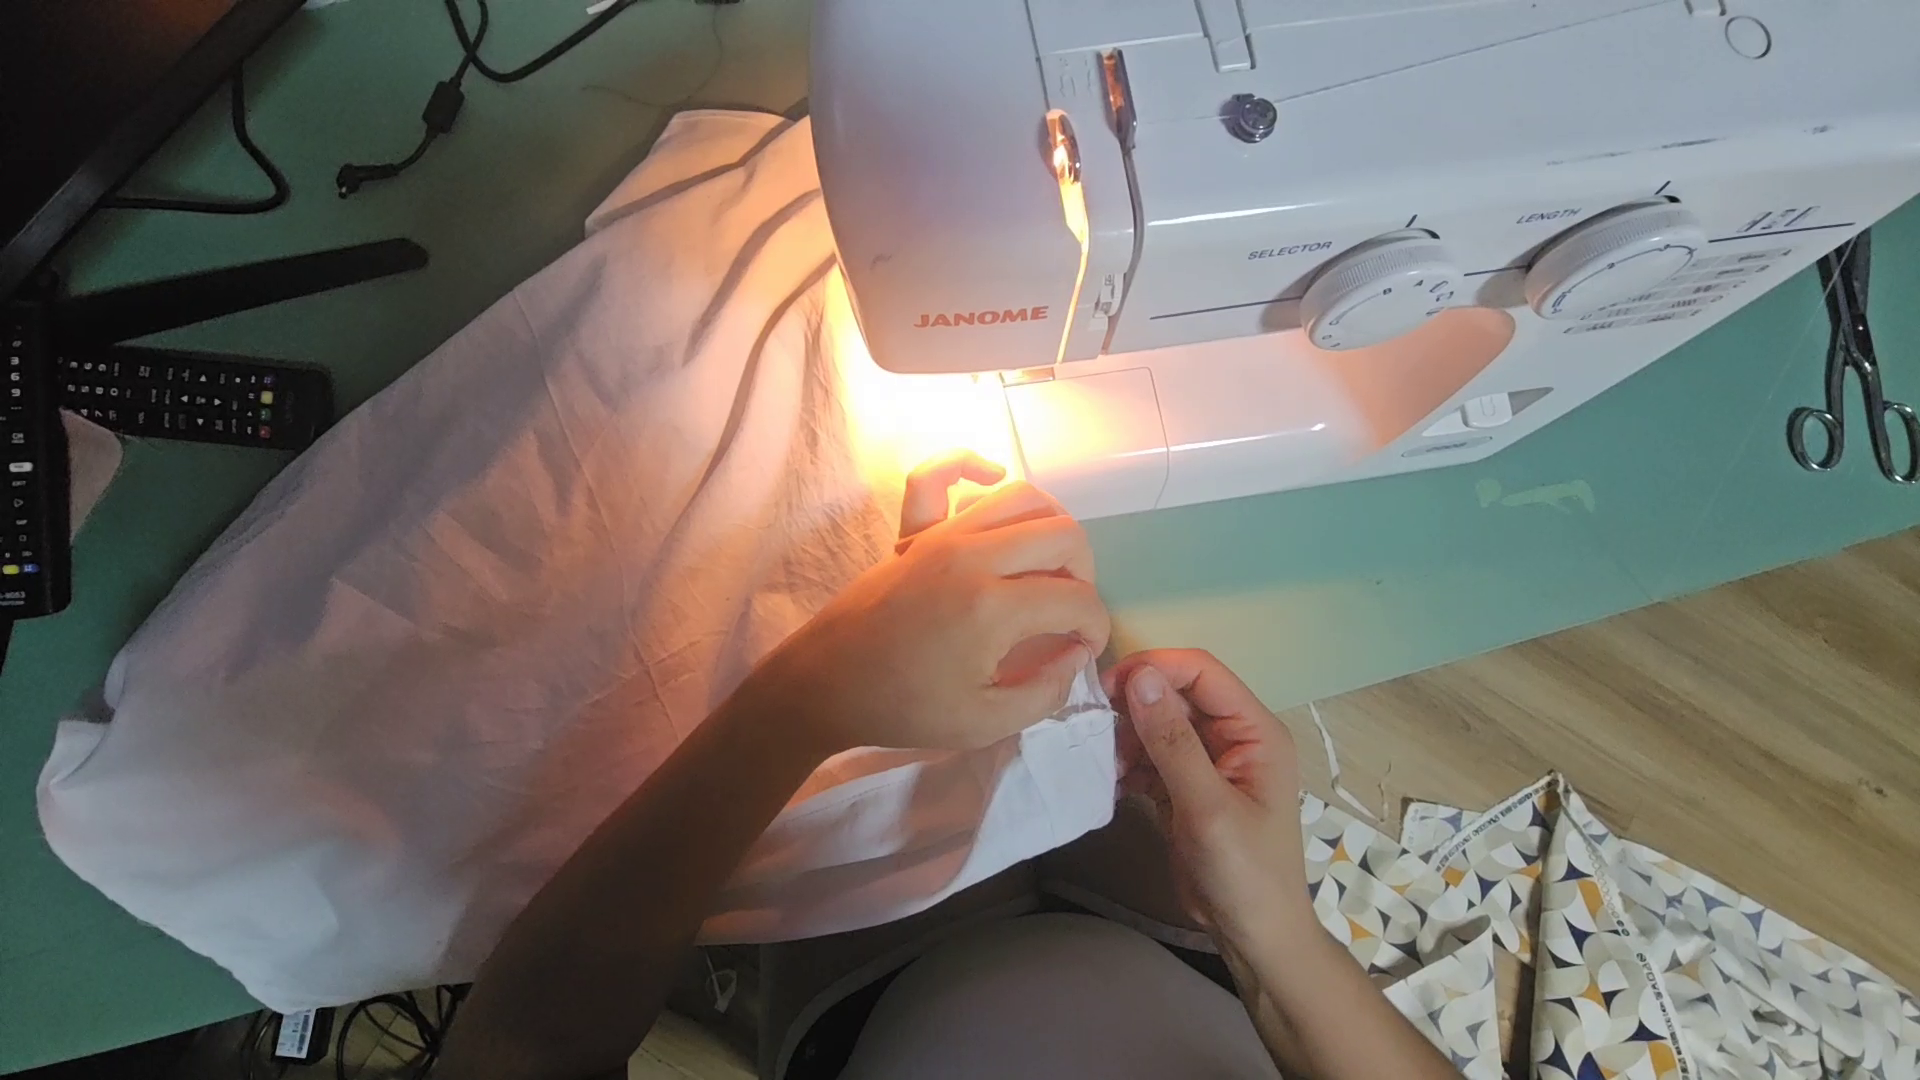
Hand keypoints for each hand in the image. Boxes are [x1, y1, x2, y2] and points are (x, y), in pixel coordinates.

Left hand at [740, 454, 1109, 755]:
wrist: (825, 684)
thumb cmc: (903, 708)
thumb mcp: (985, 723)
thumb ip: (1045, 692)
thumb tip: (1075, 652)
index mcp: (992, 607)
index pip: (1076, 598)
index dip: (1095, 627)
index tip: (1082, 649)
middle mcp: (972, 555)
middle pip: (1062, 534)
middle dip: (1083, 573)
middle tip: (1067, 611)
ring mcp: (940, 535)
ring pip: (1021, 496)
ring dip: (1050, 526)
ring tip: (1046, 565)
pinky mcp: (914, 531)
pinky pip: (936, 476)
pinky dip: (967, 464)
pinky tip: (989, 477)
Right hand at [1104, 650, 1314, 953]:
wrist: (1254, 938)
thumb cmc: (1244, 872)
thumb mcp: (1207, 806)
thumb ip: (1172, 740)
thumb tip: (1140, 677)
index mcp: (1254, 730)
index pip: (1201, 672)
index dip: (1156, 668)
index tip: (1109, 686)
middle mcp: (1232, 735)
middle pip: (1175, 693)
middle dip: (1135, 703)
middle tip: (1095, 723)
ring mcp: (1208, 760)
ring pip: (1157, 722)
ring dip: (1127, 735)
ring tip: (1104, 761)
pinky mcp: (1185, 783)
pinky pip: (1150, 754)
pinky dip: (1127, 761)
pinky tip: (1111, 780)